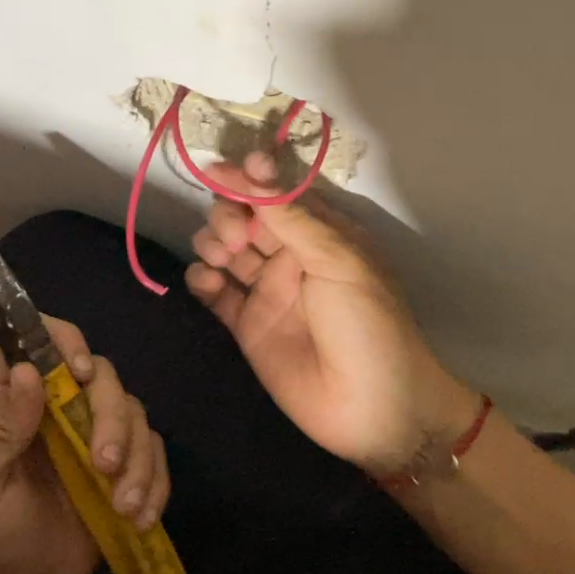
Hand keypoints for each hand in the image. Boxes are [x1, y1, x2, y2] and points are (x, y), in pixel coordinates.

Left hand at [0, 317, 171, 573]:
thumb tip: (29, 371)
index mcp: (11, 399)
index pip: (33, 341)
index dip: (59, 338)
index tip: (78, 369)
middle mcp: (56, 404)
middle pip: (99, 373)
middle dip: (110, 414)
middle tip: (104, 464)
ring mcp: (94, 431)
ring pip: (133, 409)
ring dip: (137, 456)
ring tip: (124, 505)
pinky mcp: (126, 461)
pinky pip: (155, 450)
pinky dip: (154, 480)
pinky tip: (139, 517)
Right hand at [185, 153, 482, 473]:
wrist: (373, 409)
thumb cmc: (368, 324)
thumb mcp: (339, 260)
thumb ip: (291, 214)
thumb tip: (253, 164)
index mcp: (322, 232)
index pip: (276, 191)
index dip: (248, 177)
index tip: (222, 171)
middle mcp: (291, 255)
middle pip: (242, 215)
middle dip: (228, 213)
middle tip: (237, 237)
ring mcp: (266, 291)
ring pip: (223, 247)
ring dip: (212, 241)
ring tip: (224, 259)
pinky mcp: (246, 326)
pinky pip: (213, 291)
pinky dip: (202, 279)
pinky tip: (209, 282)